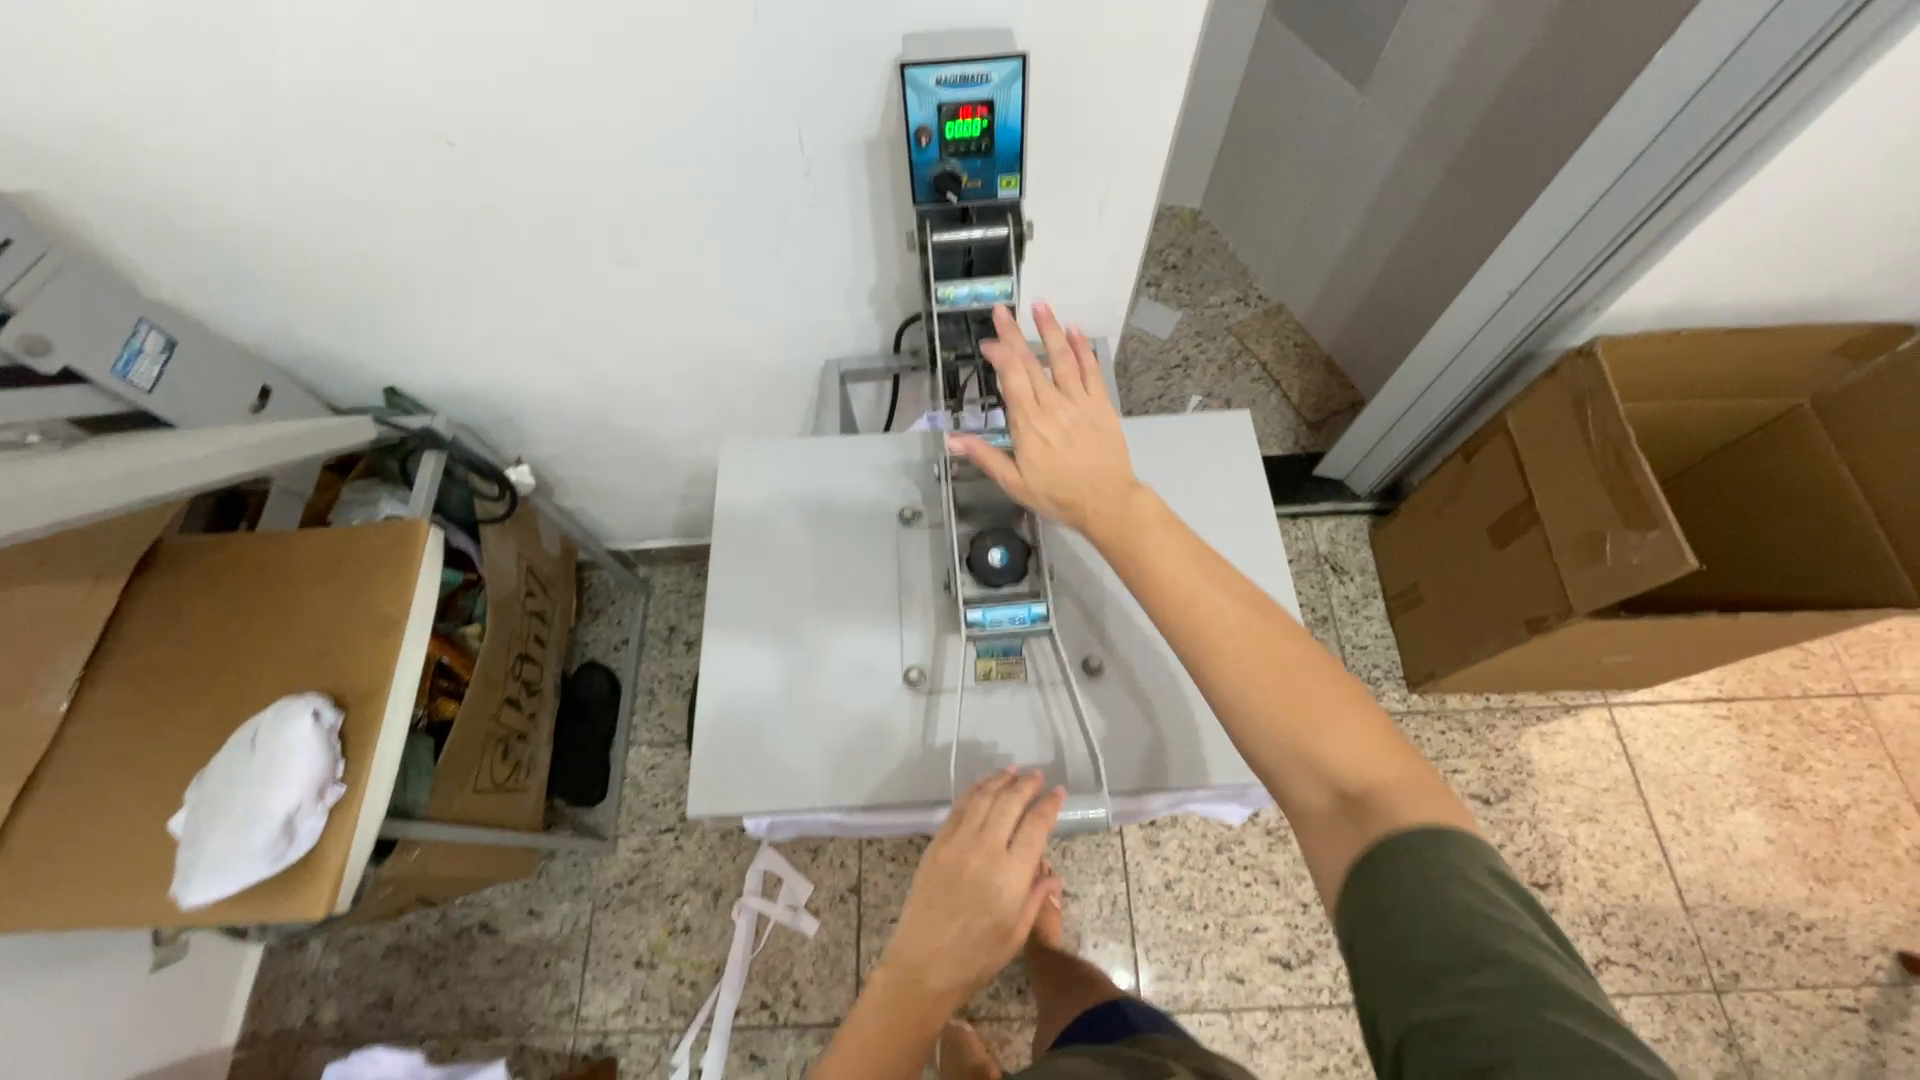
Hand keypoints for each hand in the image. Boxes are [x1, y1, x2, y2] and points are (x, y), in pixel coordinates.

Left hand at [875, 768, 1064, 1010]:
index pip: (1036, 826)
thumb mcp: (1016, 934)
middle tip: (1037, 775)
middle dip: (1026, 785)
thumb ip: (1035, 898)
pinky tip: (983, 787)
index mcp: (1010, 875)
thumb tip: (1052, 875)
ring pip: (982, 799)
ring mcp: (957, 844)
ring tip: (1012, 770)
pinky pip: (958, 810)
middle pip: (1009, 803)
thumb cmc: (976, 958)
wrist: (922, 965)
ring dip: (999, 780)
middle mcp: (985, 850)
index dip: (1049, 805)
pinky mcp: (936, 846)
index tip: (1059, 792)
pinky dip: (973, 793)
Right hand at [948, 303, 1145, 542]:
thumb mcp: (1015, 483)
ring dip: (1050, 329)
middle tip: (1003, 310)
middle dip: (1014, 333)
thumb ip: (985, 457)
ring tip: (1040, 305)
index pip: (1011, 378)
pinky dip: (1082, 349)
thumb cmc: (1058, 496)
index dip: (998, 354)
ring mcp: (1079, 402)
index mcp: (1029, 424)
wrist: (1106, 502)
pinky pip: (1090, 370)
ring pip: (1062, 358)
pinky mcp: (1101, 404)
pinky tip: (1074, 331)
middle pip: (1031, 362)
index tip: (987, 341)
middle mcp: (1052, 405)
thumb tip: (952, 440)